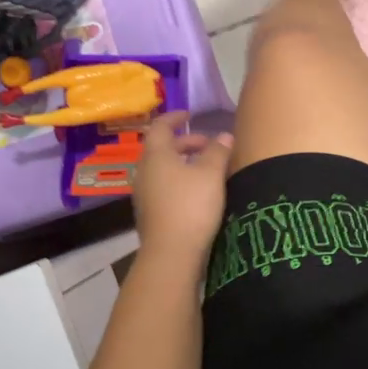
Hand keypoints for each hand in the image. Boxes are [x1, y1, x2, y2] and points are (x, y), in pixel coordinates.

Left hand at [133, 112, 234, 259]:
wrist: (171, 253)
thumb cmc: (191, 206)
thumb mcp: (211, 174)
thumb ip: (218, 151)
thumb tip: (224, 136)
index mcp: (156, 155)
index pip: (161, 126)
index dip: (175, 117)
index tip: (190, 115)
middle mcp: (144, 171)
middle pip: (161, 148)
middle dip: (185, 143)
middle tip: (208, 145)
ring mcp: (143, 194)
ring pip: (162, 169)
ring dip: (182, 163)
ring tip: (206, 169)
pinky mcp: (149, 213)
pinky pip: (163, 186)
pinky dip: (178, 180)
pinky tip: (196, 192)